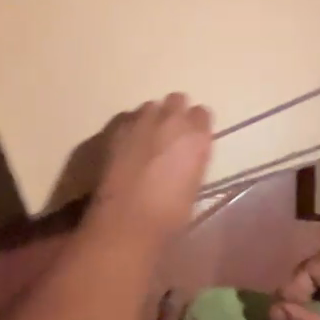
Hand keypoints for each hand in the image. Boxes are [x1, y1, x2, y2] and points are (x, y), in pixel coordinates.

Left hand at [90, 94, 212, 241]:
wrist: (128, 220)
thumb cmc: (169, 215)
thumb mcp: (193, 187)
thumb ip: (191, 162)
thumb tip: (184, 159)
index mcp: (196, 137)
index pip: (202, 114)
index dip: (196, 125)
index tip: (192, 138)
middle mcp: (172, 120)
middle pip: (177, 100)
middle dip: (174, 113)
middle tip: (169, 134)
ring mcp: (142, 121)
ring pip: (150, 106)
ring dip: (152, 118)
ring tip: (146, 139)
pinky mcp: (117, 129)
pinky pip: (128, 118)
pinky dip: (131, 127)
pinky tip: (127, 145)